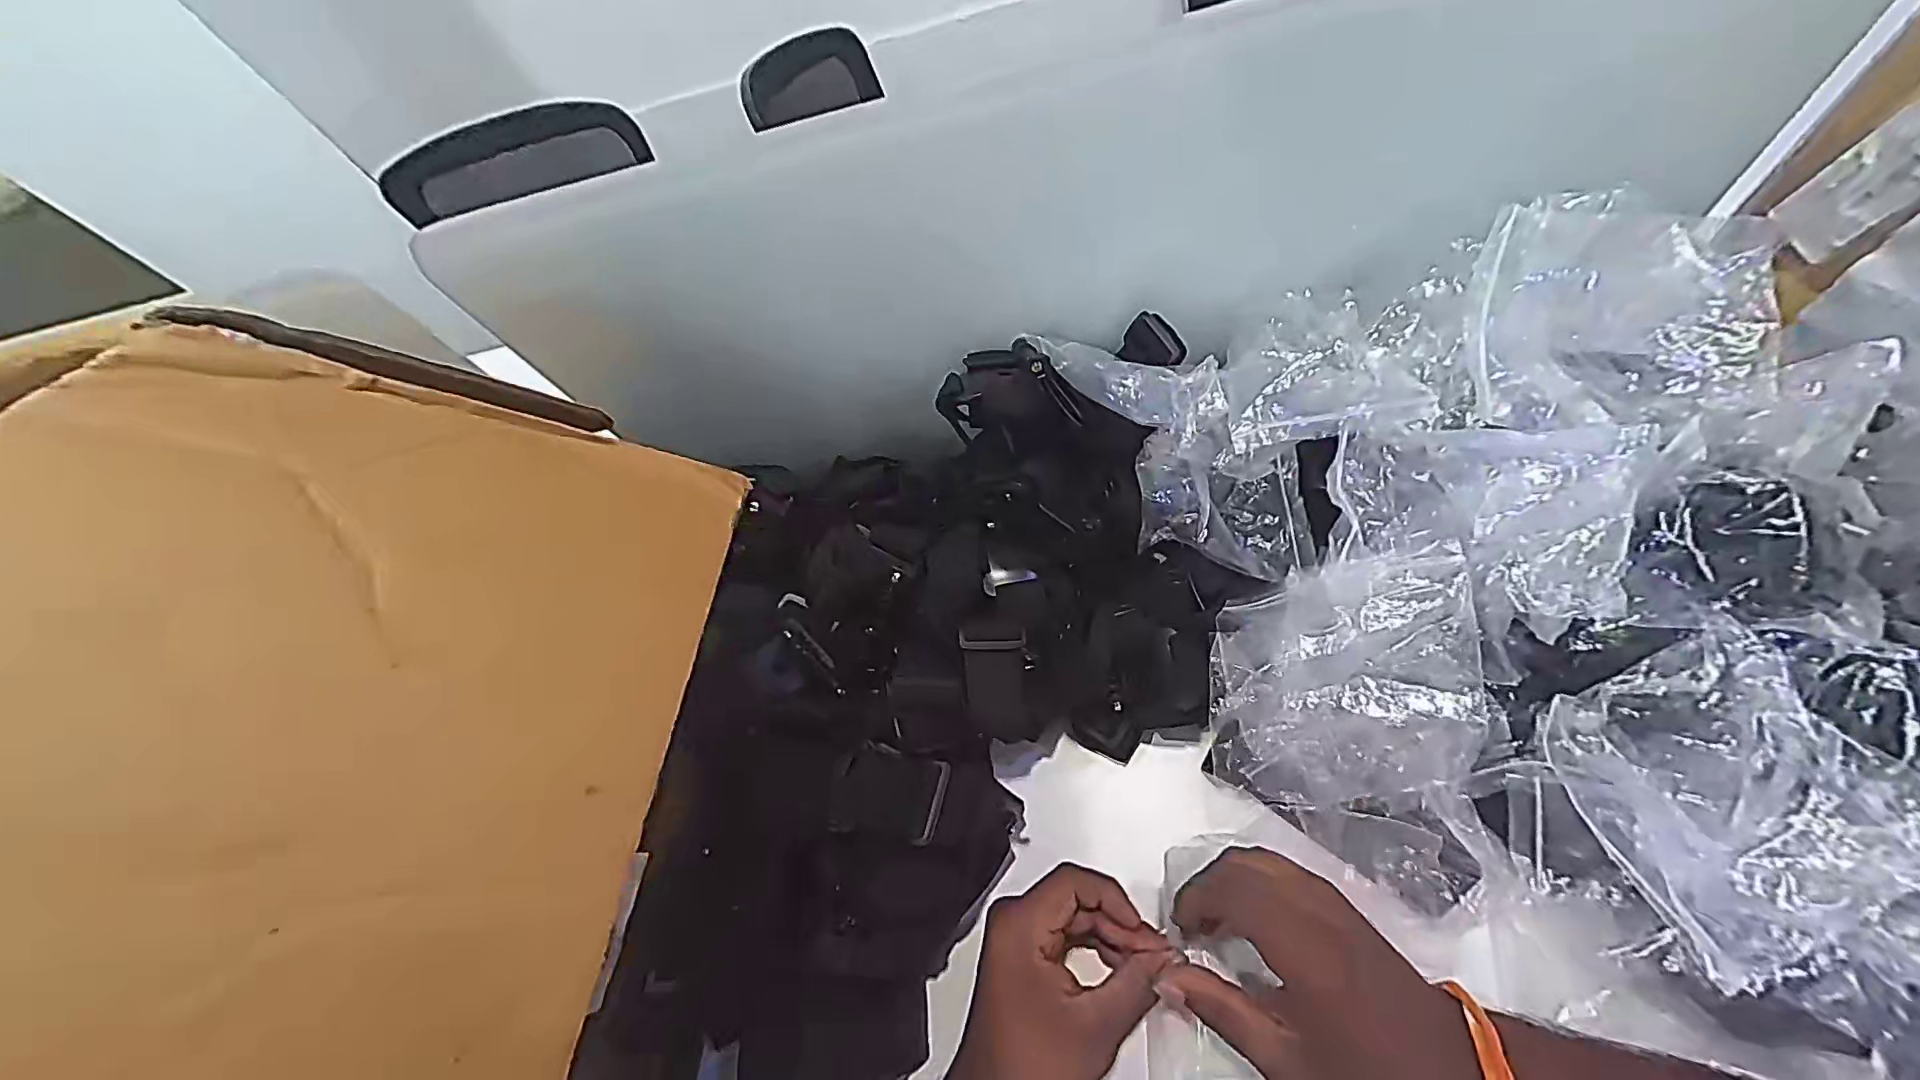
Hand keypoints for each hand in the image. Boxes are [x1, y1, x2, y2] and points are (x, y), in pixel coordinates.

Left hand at [947, 863, 1177, 1079]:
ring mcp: (1014, 938)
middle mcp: (1012, 923)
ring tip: (1142, 967)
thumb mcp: (1095, 1025)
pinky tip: (1119, 973)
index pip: (1075, 881)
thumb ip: (1137, 983)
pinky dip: (1095, 950)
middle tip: (1152, 953)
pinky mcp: (1021, 956)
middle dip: (1120, 925)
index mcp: (1019, 924)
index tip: (1143, 929)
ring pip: (1073, 917)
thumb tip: (1162, 958)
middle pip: (1076, 899)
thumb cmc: (1023, 1069)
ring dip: (1111, 938)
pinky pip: (1064, 936)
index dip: (1116, 901)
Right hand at [1158, 847, 1479, 1079]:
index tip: (1181, 928)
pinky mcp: (1343, 903)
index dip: (1195, 899)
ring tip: (1217, 918)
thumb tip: (1169, 977)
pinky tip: (1250, 914)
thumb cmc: (1368, 1067)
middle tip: (1191, 922)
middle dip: (1206, 885)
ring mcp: (1334, 901)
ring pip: (1263, 859)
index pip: (1233, 889)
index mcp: (1305, 946)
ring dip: (1229, 878)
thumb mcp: (1285, 1058)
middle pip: (1243, 865)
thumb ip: (1221, 1010)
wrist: (1447, 1065)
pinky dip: (1254, 878)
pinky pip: (1283, 868)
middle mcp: (1319, 910)